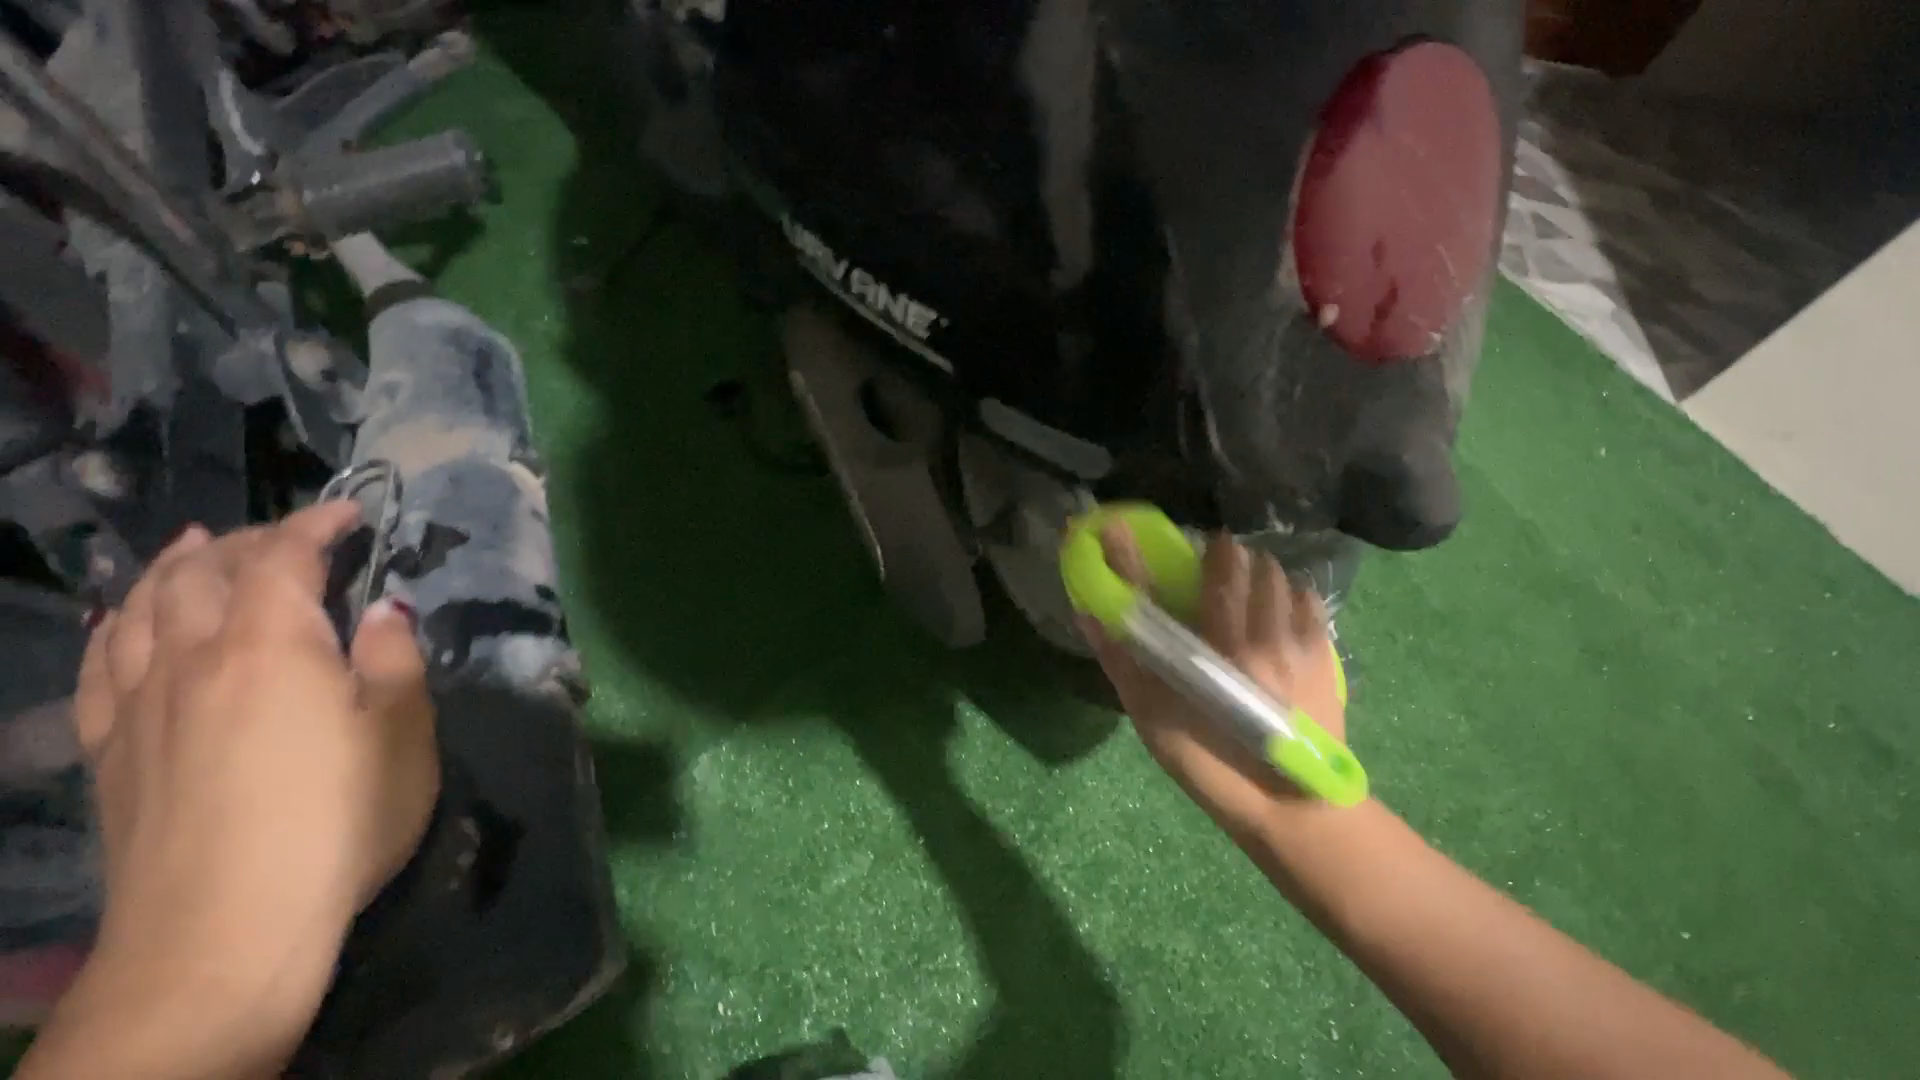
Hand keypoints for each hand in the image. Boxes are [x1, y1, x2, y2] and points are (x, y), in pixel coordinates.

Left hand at [23, 501, 441, 1079]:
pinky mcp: (110, 751)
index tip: (349, 512)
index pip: (284, 558)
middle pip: (204, 572)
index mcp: (272, 644)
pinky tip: (124, 621)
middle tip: (287, 535)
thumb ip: (393, 660)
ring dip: (172, 567)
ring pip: (142, 608)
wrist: (223, 931)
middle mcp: (195, 657)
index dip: (315, 524)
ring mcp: (141, 704)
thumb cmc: (338, 821)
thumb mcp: (402, 735)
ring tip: (194, 548)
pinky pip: (101, 663)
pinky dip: (116, 624)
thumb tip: (384, 611)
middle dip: (247, 540)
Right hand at [1081, 525, 1349, 838]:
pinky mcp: (1324, 653)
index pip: (1160, 590)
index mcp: (1202, 656)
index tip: (1114, 528)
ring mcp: (1292, 642)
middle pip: (1233, 563)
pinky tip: (1282, 608)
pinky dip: (1292, 592)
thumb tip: (1090, 615)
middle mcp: (1249, 638)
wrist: (1290, 805)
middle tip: (1209, 563)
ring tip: (1248, 584)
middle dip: (1218, 553)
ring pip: (1275, 576)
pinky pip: (1309, 600)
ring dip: (1256, 570)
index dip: (1131, 555)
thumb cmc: (1211, 765)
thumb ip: (1124, 665)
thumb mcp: (1155, 722)